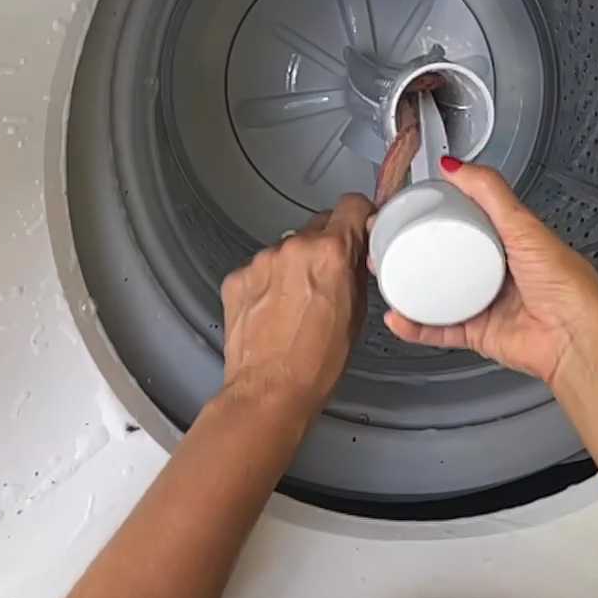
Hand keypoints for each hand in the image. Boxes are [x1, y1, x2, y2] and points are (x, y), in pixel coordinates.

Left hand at [220, 193, 375, 414]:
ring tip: (299, 304)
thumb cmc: (317, 362)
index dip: (359, 217)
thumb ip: (356, 272)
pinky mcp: (237, 278)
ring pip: (288, 248)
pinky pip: (262, 268)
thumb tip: (357, 256)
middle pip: (319, 226)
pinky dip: (270, 283)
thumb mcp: (357, 312)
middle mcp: (294, 247)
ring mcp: (261, 261)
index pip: (351, 205)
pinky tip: (275, 311)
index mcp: (330, 252)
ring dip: (296, 266)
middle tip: (331, 278)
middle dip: (327, 246)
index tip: (360, 227)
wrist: (270, 392)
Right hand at [384, 160, 597, 384]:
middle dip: (415, 252)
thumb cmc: (565, 283)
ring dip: (410, 288)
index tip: (411, 207)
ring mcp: (488, 303)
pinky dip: (417, 325)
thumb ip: (490, 192)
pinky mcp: (480, 333)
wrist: (574, 337)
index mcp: (512, 241)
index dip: (439, 213)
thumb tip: (456, 166)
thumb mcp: (523, 225)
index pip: (468, 220)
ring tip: (386, 276)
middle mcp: (499, 271)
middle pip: (448, 258)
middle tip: (389, 242)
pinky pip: (441, 329)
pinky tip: (399, 317)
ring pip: (439, 295)